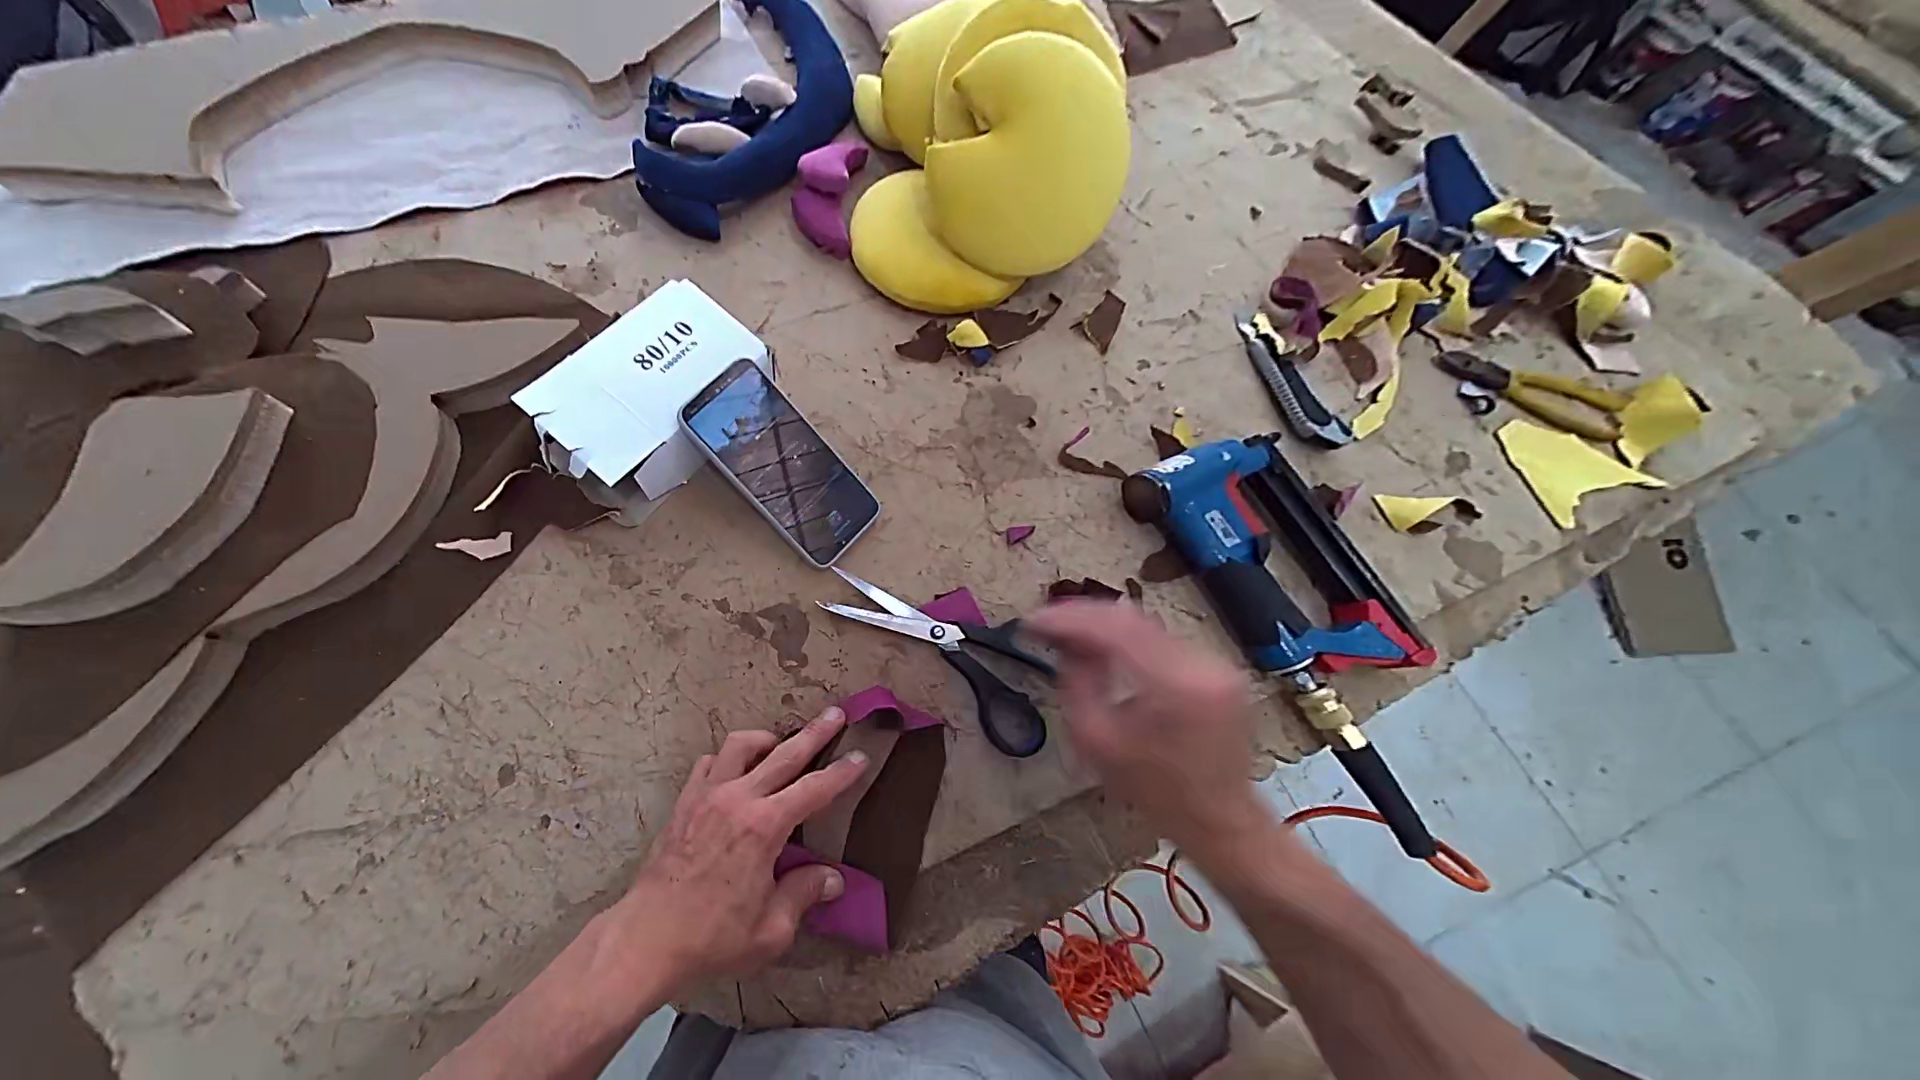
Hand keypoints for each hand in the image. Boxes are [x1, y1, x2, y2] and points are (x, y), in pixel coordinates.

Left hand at [615, 707, 869, 987]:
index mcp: (765, 826)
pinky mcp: (684, 804)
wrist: (644, 942)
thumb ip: (804, 894)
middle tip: (835, 714)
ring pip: (741, 746)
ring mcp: (707, 796)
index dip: (842, 772)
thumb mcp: (772, 929)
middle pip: (785, 753)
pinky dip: (727, 760)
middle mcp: (738, 799)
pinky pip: (708, 765)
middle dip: (815, 732)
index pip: (815, 788)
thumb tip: (831, 879)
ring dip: (765, 739)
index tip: (861, 757)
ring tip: (779, 742)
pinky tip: (734, 772)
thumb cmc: (711, 937)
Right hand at [1026, 602, 1272, 850]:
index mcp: (1174, 685)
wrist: (1220, 820)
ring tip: (1068, 634)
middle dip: (1083, 616)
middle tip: (1046, 623)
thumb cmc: (1156, 792)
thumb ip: (1076, 684)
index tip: (1034, 621)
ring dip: (1104, 626)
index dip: (1068, 618)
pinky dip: (1128, 639)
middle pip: (1131, 619)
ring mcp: (1216, 662)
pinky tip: (1104, 647)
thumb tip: (1066, 644)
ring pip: (1146, 625)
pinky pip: (1162, 640)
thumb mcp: (1098, 743)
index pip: (1114, 628)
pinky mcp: (1218, 667)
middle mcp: (1202, 663)